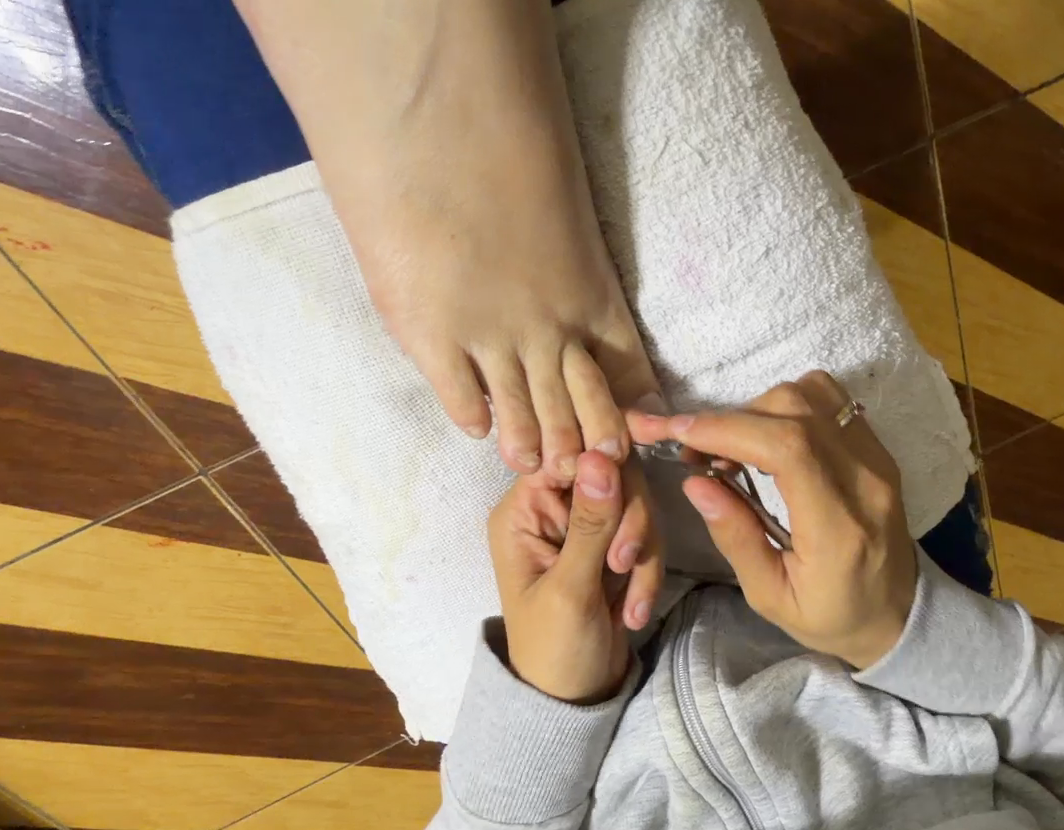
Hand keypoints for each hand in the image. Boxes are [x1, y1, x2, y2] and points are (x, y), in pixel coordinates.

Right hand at [240, 0, 662, 478]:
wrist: (434, 124)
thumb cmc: (507, 153)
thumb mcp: (567, 214)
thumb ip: (576, 267)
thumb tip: (578, 305)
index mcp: (592, 295)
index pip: (625, 372)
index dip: (628, 410)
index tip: (631, 438)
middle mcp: (550, 330)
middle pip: (576, 407)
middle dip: (582, 443)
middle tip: (581, 470)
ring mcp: (491, 339)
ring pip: (524, 415)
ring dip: (531, 443)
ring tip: (531, 462)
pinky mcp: (432, 338)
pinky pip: (463, 400)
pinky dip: (474, 417)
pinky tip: (477, 427)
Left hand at [488, 451, 644, 703]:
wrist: (575, 697)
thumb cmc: (554, 647)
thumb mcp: (570, 587)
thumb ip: (590, 522)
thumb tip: (600, 455)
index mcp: (523, 511)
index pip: (571, 457)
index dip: (605, 469)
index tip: (626, 503)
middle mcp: (553, 510)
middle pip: (613, 478)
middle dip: (630, 525)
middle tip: (624, 566)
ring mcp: (586, 530)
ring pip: (636, 509)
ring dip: (643, 557)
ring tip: (629, 607)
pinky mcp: (613, 549)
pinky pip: (646, 538)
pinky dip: (647, 574)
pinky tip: (632, 613)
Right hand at [629, 371, 917, 668]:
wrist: (898, 615)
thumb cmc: (831, 617)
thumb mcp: (770, 596)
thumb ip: (735, 537)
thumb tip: (695, 482)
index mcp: (838, 528)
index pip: (787, 448)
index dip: (728, 429)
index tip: (680, 432)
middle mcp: (866, 481)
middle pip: (795, 410)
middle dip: (733, 420)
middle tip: (701, 454)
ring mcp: (878, 459)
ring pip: (812, 394)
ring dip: (761, 410)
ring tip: (736, 448)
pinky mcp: (879, 450)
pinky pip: (830, 401)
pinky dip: (788, 408)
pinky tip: (769, 440)